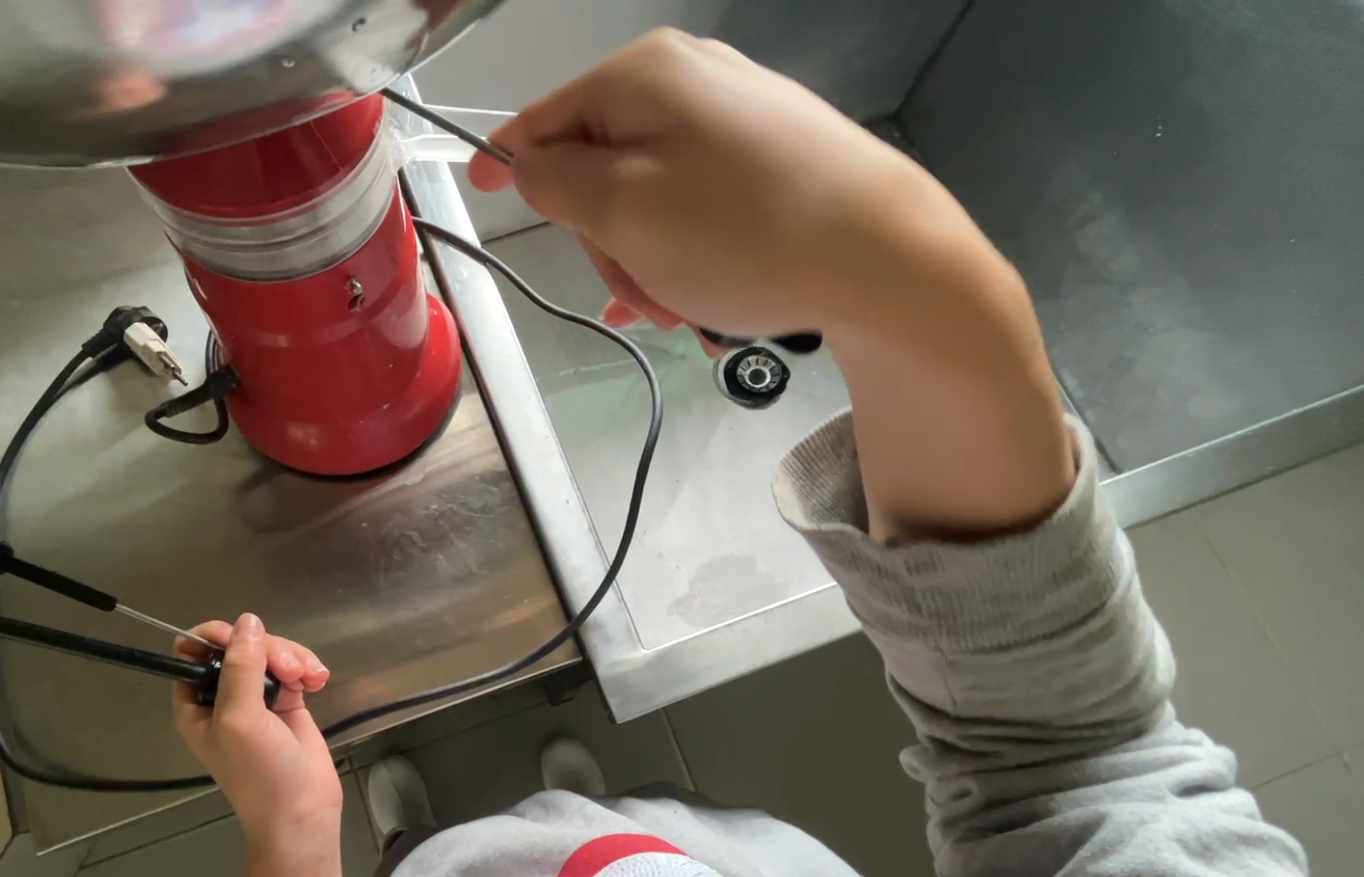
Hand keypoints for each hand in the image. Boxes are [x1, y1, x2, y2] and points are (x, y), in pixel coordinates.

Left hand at [172, 614, 337, 852]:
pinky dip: (307, 668)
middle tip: (290, 671)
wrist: (301, 812)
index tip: (246, 639)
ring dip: (294, 658)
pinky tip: (319, 682)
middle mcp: (223, 696)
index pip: (194, 650)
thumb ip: (241, 667)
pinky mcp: (287, 701)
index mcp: (195, 702)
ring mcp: (257, 698)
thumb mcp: (240, 718)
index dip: (218, 636)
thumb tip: (248, 621)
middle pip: (241, 645)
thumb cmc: (259, 772)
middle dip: (269, 650)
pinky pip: (294, 668)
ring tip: (311, 679)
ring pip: (271, 653)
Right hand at [471, 29, 1072, 539]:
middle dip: (605, 242)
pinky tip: (696, 302)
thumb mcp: (623, 210)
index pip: (547, 116)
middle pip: (601, 166)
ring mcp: (736, 120)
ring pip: (649, 199)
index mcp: (643, 78)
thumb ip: (557, 183)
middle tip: (634, 296)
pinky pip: (695, 209)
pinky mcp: (771, 159)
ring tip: (678, 310)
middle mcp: (689, 83)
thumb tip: (527, 164)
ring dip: (647, 263)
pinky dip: (683, 256)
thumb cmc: (737, 233)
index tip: (480, 187)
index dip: (509, 158)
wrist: (883, 256)